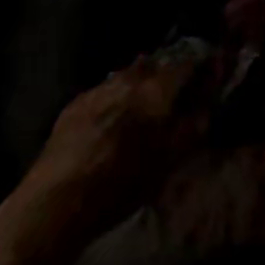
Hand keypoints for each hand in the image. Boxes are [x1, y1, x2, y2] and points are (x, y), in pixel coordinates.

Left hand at [13, 52, 212, 241]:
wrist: (57, 200)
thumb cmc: (120, 185)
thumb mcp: (166, 163)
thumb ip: (191, 128)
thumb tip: (207, 107)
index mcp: (155, 92)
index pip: (185, 65)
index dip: (199, 66)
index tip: (208, 71)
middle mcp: (128, 80)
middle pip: (155, 64)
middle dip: (169, 71)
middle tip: (177, 86)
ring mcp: (99, 88)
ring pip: (128, 74)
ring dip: (142, 80)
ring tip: (148, 97)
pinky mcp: (76, 102)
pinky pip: (105, 88)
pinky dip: (117, 93)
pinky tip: (116, 112)